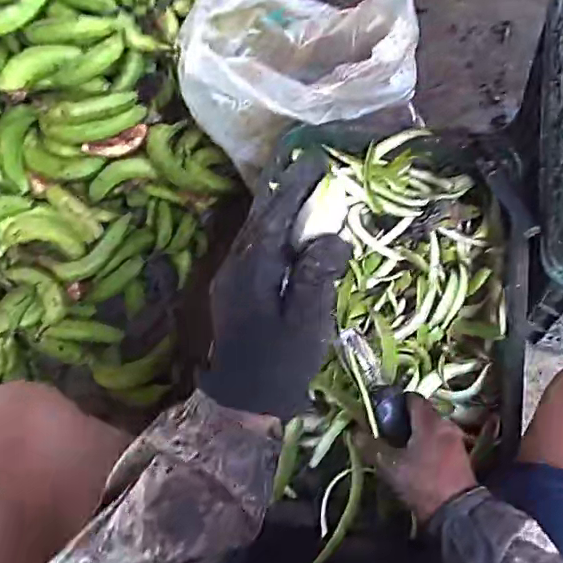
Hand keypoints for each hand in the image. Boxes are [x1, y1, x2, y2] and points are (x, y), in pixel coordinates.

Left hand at [198, 153, 352, 417]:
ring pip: (254, 230)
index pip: (276, 217)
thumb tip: (333, 236)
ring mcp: (230, 277)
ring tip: (300, 186)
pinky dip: (272, 228)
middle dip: (284, 189)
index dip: (296, 187)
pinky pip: (254, 246)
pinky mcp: (233, 289)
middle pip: (260, 217)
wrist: (245, 401)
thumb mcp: (307, 322)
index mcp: (253, 271)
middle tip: (309, 165)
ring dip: (277, 206)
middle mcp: (235, 266)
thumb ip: (318, 276)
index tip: (316, 160)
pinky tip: (286, 227)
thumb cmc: (281, 363)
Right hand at [356, 394, 478, 520]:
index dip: (395, 402)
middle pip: (422, 413)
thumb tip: (355, 432)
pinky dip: (429, 446)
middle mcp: (446, 424)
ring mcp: (456, 440)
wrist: (457, 513)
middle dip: (405, 420)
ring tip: (401, 449)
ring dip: (417, 434)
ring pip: (432, 428)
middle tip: (388, 433)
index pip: (412, 398)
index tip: (382, 414)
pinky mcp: (462, 456)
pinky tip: (418, 461)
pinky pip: (441, 442)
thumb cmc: (422, 482)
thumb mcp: (391, 466)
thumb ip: (372, 447)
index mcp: (429, 420)